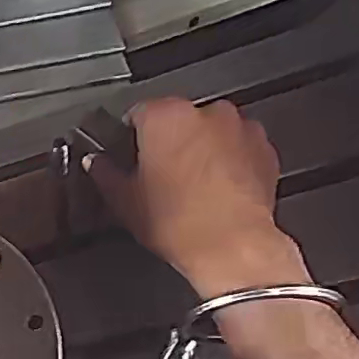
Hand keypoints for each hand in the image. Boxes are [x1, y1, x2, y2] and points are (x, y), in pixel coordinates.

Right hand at [85, 98, 310, 298]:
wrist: (232, 246)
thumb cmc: (182, 224)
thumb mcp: (126, 203)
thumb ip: (106, 175)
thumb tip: (96, 164)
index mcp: (165, 116)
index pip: (137, 113)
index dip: (129, 138)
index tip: (128, 156)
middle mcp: (205, 112)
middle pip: (177, 122)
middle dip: (168, 146)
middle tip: (158, 182)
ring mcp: (239, 128)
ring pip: (210, 134)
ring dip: (200, 153)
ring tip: (190, 192)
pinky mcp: (262, 149)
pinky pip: (238, 150)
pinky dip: (228, 165)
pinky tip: (215, 194)